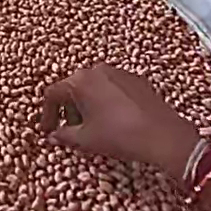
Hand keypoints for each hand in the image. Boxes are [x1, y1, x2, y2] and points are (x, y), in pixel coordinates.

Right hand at [40, 63, 200, 177]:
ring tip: (92, 127)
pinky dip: (106, 101)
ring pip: (94, 86)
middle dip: (69, 109)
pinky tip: (113, 121)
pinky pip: (112, 88)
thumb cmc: (119, 135)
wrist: (162, 135)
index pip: (53, 94)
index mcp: (80, 81)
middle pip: (73, 88)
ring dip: (88, 105)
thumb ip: (64, 135)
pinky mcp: (136, 80)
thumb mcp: (86, 139)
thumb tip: (54, 135)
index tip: (49, 130)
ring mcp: (119, 73)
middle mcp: (98, 70)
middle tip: (70, 130)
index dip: (48, 114)